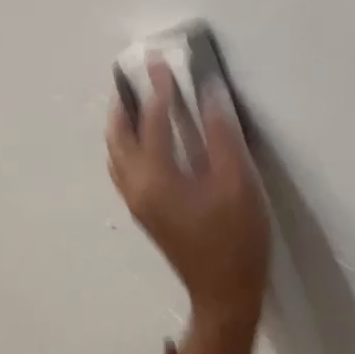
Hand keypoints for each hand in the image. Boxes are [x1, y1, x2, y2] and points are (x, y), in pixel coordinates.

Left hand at [107, 60, 271, 332]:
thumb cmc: (236, 237)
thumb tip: (209, 94)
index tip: (158, 61)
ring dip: (121, 126)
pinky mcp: (145, 213)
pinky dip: (126, 147)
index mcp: (157, 177)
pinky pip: (124, 170)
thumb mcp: (238, 182)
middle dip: (124, 105)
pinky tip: (143, 141)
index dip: (158, 89)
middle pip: (119, 138)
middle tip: (132, 77)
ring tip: (133, 102)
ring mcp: (137, 202)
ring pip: (117, 155)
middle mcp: (137, 187)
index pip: (152, 122)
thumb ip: (221, 134)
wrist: (224, 292)